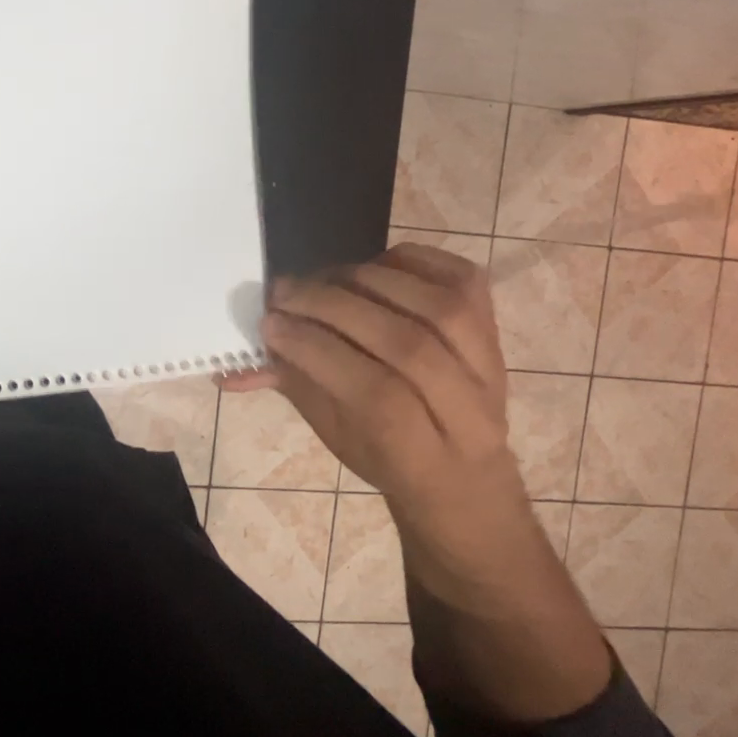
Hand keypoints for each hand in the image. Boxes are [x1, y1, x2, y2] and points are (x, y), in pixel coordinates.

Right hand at [223, 243, 520, 526]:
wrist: (463, 473)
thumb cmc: (386, 458)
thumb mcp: (335, 437)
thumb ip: (296, 385)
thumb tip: (241, 355)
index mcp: (422, 456)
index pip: (377, 395)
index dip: (319, 351)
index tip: (270, 325)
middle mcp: (470, 413)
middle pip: (408, 346)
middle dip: (334, 308)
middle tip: (284, 292)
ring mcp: (490, 367)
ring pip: (439, 309)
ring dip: (368, 282)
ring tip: (322, 279)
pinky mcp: (496, 330)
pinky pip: (463, 281)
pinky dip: (414, 263)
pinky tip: (373, 265)